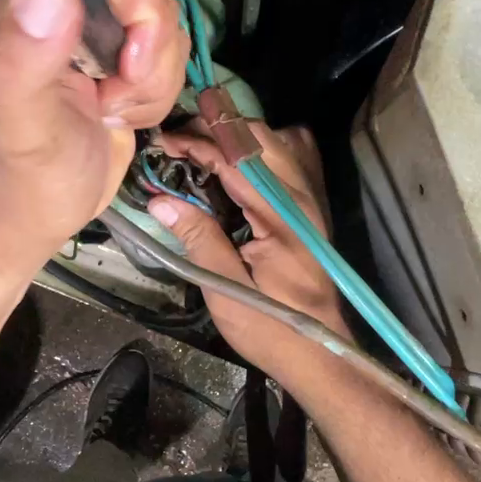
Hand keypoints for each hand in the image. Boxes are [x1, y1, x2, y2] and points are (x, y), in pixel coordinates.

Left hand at [0, 0, 189, 270]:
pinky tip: (119, 118)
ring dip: (153, 83)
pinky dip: (156, 95)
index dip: (142, 19)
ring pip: (166, 31)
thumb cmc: (24, 180)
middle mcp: (65, 10)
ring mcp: (94, 37)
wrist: (33, 221)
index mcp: (32, 6)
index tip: (124, 73)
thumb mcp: (22, 124)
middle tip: (113, 101)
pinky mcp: (116, 63)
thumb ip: (25, 56)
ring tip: (111, 114)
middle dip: (150, 60)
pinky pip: (167, 58)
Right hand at [145, 123, 350, 377]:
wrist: (320, 352)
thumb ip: (198, 239)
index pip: (236, 159)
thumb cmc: (272, 327)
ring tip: (199, 143)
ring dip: (235, 135)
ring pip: (275, 143)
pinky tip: (235, 161)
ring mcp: (308, 199)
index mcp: (281, 215)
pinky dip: (258, 149)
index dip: (197, 144)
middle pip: (259, 138)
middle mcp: (300, 196)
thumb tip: (160, 200)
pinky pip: (286, 159)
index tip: (163, 142)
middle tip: (177, 139)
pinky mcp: (308, 207)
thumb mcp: (226, 290)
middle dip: (215, 129)